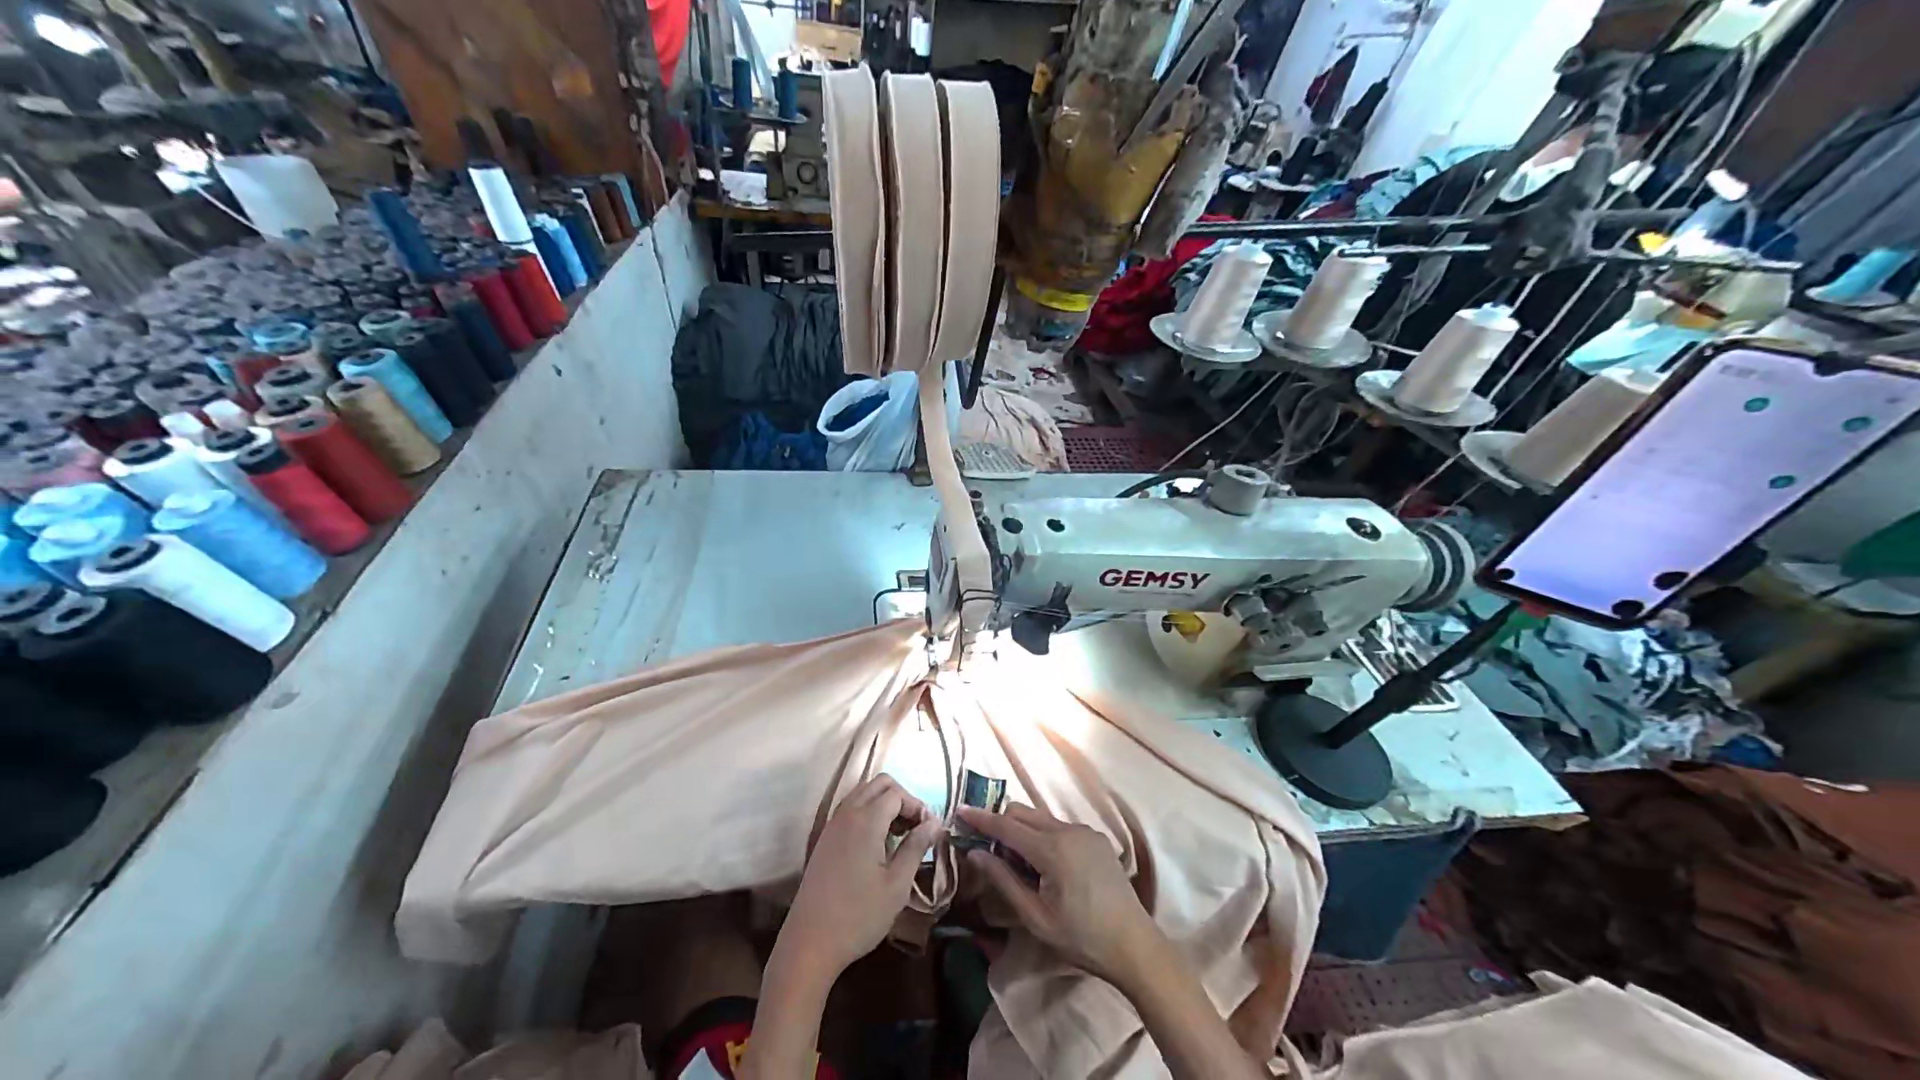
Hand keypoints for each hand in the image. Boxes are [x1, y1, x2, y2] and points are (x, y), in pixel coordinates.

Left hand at [782, 775, 942, 975]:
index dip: (917, 806)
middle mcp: (846, 814)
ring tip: (898, 836)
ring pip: (862, 793)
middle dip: (901, 798)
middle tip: (915, 828)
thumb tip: (934, 823)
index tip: (928, 831)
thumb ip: (916, 847)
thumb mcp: (897, 885)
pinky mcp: (825, 839)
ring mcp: (832, 825)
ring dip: (883, 804)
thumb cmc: (859, 915)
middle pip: (878, 784)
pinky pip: (850, 809)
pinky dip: (868, 813)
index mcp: (866, 821)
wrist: (811, 943)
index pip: (896, 793)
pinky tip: (877, 845)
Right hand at [957, 803, 1163, 986]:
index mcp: (1052, 849)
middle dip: (1001, 824)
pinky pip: (1059, 827)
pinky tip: (1046, 867)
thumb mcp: (1035, 917)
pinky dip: (1043, 836)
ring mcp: (1085, 832)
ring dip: (1023, 831)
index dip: (981, 818)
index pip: (1006, 825)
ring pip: (1041, 818)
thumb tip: (976, 853)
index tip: (959, 811)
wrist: (1134, 945)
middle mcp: (1068, 830)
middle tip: (988, 850)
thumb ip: (1004, 880)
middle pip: (1023, 813)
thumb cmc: (1081, 937)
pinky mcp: (1097, 839)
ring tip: (1018, 866)